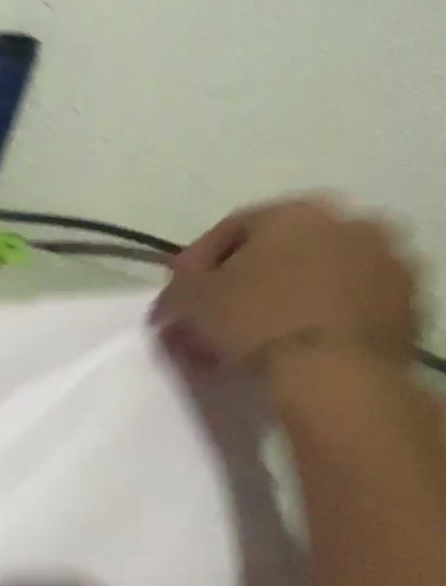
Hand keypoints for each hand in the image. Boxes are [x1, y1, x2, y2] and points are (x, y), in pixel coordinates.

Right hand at [158, 196, 419, 373]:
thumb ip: (180, 284)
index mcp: (296, 212)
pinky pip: (344, 301)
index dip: (195, 263)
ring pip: (312, 276)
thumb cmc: (252, 319)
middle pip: (277, 251)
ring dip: (278, 298)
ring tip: (247, 334)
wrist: (333, 373)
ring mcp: (388, 263)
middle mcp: (351, 224)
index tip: (177, 293)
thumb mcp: (187, 298)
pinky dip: (314, 314)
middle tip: (211, 313)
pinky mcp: (408, 302)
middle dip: (241, 280)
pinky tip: (285, 342)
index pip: (229, 229)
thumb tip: (183, 291)